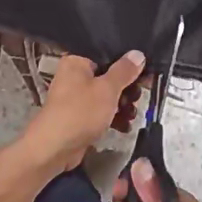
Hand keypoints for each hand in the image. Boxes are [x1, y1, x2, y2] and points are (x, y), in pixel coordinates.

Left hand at [18, 52, 144, 175]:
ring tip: (132, 114)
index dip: (128, 64)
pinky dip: (112, 117)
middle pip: (108, 76)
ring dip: (122, 105)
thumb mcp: (107, 89)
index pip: (107, 55)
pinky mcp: (79, 117)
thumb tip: (138, 54)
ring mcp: (76, 98)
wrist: (55, 148)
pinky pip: (100, 112)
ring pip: (106, 96)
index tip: (147, 73)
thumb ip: (124, 71)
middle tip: (139, 97)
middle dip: (126, 89)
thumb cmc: (81, 112)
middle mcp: (74, 76)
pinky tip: (124, 126)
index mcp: (77, 62)